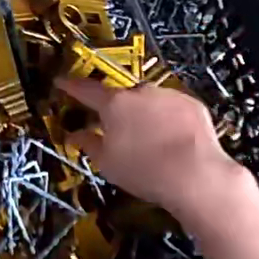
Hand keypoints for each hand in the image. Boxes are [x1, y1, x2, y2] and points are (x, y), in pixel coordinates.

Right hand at [54, 77, 258, 229]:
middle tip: (117, 131)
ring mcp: (168, 95)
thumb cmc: (144, 171)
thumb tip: (75, 135)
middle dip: (116, 110)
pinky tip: (172, 140)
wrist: (196, 176)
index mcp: (114, 104)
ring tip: (149, 142)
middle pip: (121, 97)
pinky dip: (168, 119)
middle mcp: (140, 92)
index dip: (71, 86)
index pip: (86, 90)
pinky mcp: (192, 104)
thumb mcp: (107, 163)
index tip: (61, 81)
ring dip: (144, 115)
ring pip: (149, 101)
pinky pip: (172, 108)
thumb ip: (88, 144)